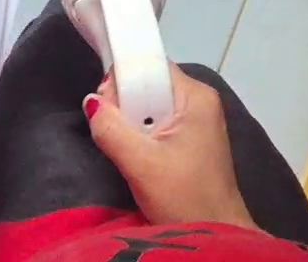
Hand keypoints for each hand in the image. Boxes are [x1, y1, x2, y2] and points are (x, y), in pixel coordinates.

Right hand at [84, 65, 257, 230]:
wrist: (217, 241)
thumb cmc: (185, 199)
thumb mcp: (141, 165)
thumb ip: (111, 130)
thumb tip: (90, 101)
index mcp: (196, 95)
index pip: (151, 67)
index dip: (123, 80)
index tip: (104, 104)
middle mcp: (199, 101)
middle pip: (150, 84)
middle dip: (125, 103)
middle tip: (109, 127)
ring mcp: (198, 121)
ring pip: (152, 106)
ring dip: (132, 122)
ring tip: (122, 144)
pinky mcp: (192, 141)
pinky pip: (159, 123)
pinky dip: (143, 135)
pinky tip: (136, 153)